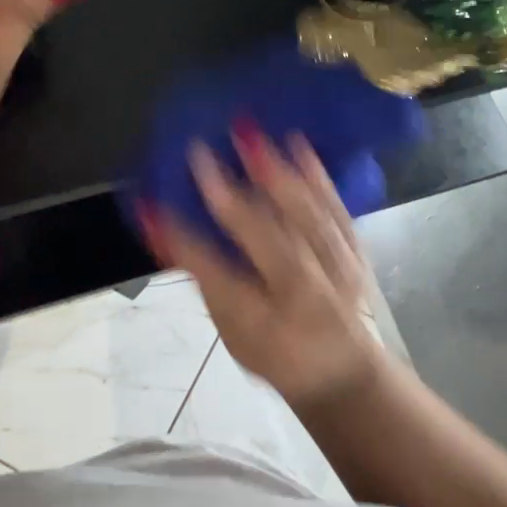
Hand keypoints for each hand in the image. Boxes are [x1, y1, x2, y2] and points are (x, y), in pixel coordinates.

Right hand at [145, 122, 389, 408]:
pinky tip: (298, 145)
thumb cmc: (275, 352)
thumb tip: (164, 230)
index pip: (218, 280)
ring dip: (276, 174)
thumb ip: (205, 282)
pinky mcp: (354, 250)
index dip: (185, 244)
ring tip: (248, 136)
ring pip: (307, 219)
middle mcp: (304, 298)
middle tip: (200, 154)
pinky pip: (336, 210)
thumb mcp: (232, 333)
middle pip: (270, 244)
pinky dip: (317, 176)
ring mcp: (336, 271)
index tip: (152, 208)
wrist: (344, 370)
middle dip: (232, 200)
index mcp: (266, 324)